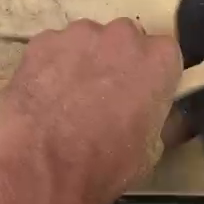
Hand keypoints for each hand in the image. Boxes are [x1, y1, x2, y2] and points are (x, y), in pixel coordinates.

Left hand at [0, 19, 181, 203]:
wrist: (43, 168)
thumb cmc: (105, 164)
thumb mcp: (151, 149)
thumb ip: (158, 117)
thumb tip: (160, 113)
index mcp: (158, 59)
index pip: (163, 55)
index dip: (149, 77)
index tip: (137, 96)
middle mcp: (121, 36)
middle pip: (123, 42)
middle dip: (114, 63)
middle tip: (100, 98)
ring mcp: (78, 35)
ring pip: (85, 42)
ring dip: (80, 62)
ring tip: (65, 100)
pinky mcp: (40, 43)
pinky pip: (51, 50)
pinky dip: (48, 67)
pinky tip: (41, 97)